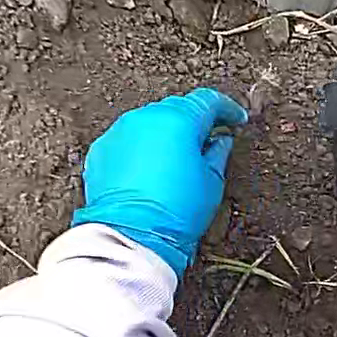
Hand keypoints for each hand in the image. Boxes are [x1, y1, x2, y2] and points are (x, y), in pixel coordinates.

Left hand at [73, 87, 248, 276]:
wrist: (132, 236)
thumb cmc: (177, 211)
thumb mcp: (212, 182)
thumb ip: (218, 153)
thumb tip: (220, 140)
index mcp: (178, 119)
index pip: (208, 101)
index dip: (227, 109)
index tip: (236, 120)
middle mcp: (145, 118)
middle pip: (177, 110)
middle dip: (194, 123)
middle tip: (209, 142)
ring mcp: (119, 133)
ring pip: (149, 125)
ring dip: (165, 137)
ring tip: (177, 162)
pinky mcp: (101, 152)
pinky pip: (127, 143)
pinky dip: (141, 152)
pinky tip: (150, 174)